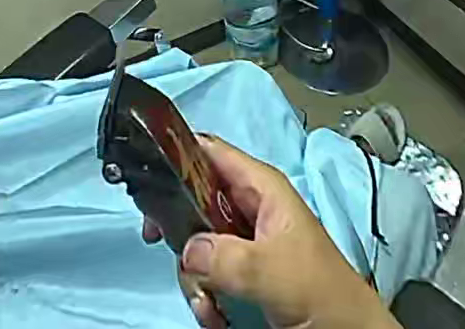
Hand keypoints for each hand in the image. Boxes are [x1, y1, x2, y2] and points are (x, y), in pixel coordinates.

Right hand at [144, 134, 396, 328]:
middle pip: (195, 197)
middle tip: (157, 242)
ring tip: (207, 306)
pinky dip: (203, 293)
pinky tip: (213, 314)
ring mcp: (244, 236)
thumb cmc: (315, 287)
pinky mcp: (241, 267)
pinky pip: (206, 270)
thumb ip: (227, 256)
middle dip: (179, 227)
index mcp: (260, 185)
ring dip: (193, 274)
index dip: (180, 154)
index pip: (213, 151)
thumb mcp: (271, 269)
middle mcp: (248, 204)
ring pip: (197, 240)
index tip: (149, 176)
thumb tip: (185, 248)